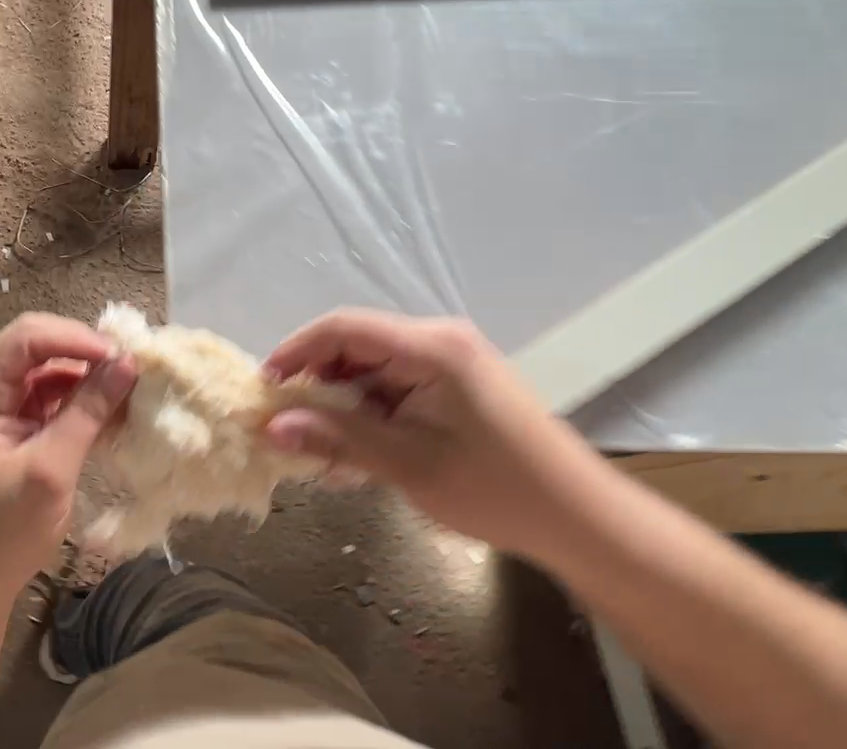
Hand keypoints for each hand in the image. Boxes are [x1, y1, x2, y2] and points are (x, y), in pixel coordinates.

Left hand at [0, 314, 137, 600]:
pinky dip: (78, 400)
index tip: (121, 357)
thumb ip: (87, 413)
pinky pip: (48, 395)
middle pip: (36, 344)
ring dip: (86, 376)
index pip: (27, 336)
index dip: (75, 337)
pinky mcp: (10, 426)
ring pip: (46, 368)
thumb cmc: (2, 532)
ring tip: (128, 390)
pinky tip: (110, 413)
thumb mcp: (50, 471)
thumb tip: (127, 363)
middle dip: (84, 352)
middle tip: (130, 369)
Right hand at [262, 309, 612, 556]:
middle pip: (354, 345)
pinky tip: (359, 450)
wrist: (581, 519)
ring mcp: (449, 361)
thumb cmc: (495, 489)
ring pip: (370, 368)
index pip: (343, 328)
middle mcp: (438, 340)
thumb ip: (336, 438)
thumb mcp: (406, 465)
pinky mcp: (454, 384)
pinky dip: (368, 411)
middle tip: (290, 425)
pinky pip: (393, 385)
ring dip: (341, 402)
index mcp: (430, 347)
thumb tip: (270, 426)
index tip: (266, 387)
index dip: (296, 350)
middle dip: (316, 381)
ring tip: (323, 447)